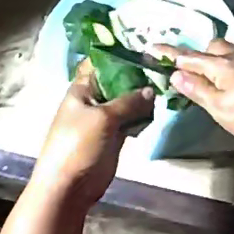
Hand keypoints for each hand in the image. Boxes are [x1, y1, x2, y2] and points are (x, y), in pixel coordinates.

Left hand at [31, 61, 154, 207]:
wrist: (69, 187)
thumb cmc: (78, 144)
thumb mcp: (103, 118)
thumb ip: (128, 102)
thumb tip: (151, 89)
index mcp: (82, 88)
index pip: (101, 62)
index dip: (119, 53)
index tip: (143, 47)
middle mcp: (94, 99)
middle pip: (118, 81)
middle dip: (137, 75)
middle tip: (162, 68)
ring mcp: (105, 118)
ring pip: (127, 101)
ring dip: (142, 97)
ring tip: (165, 86)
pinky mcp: (114, 135)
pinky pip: (131, 119)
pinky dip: (142, 116)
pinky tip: (157, 110)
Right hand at [156, 39, 233, 148]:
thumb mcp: (221, 109)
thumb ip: (199, 90)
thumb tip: (177, 74)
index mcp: (220, 66)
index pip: (188, 56)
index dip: (169, 54)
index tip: (152, 47)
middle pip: (213, 47)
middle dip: (201, 55)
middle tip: (196, 74)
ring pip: (232, 53)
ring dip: (220, 62)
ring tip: (221, 83)